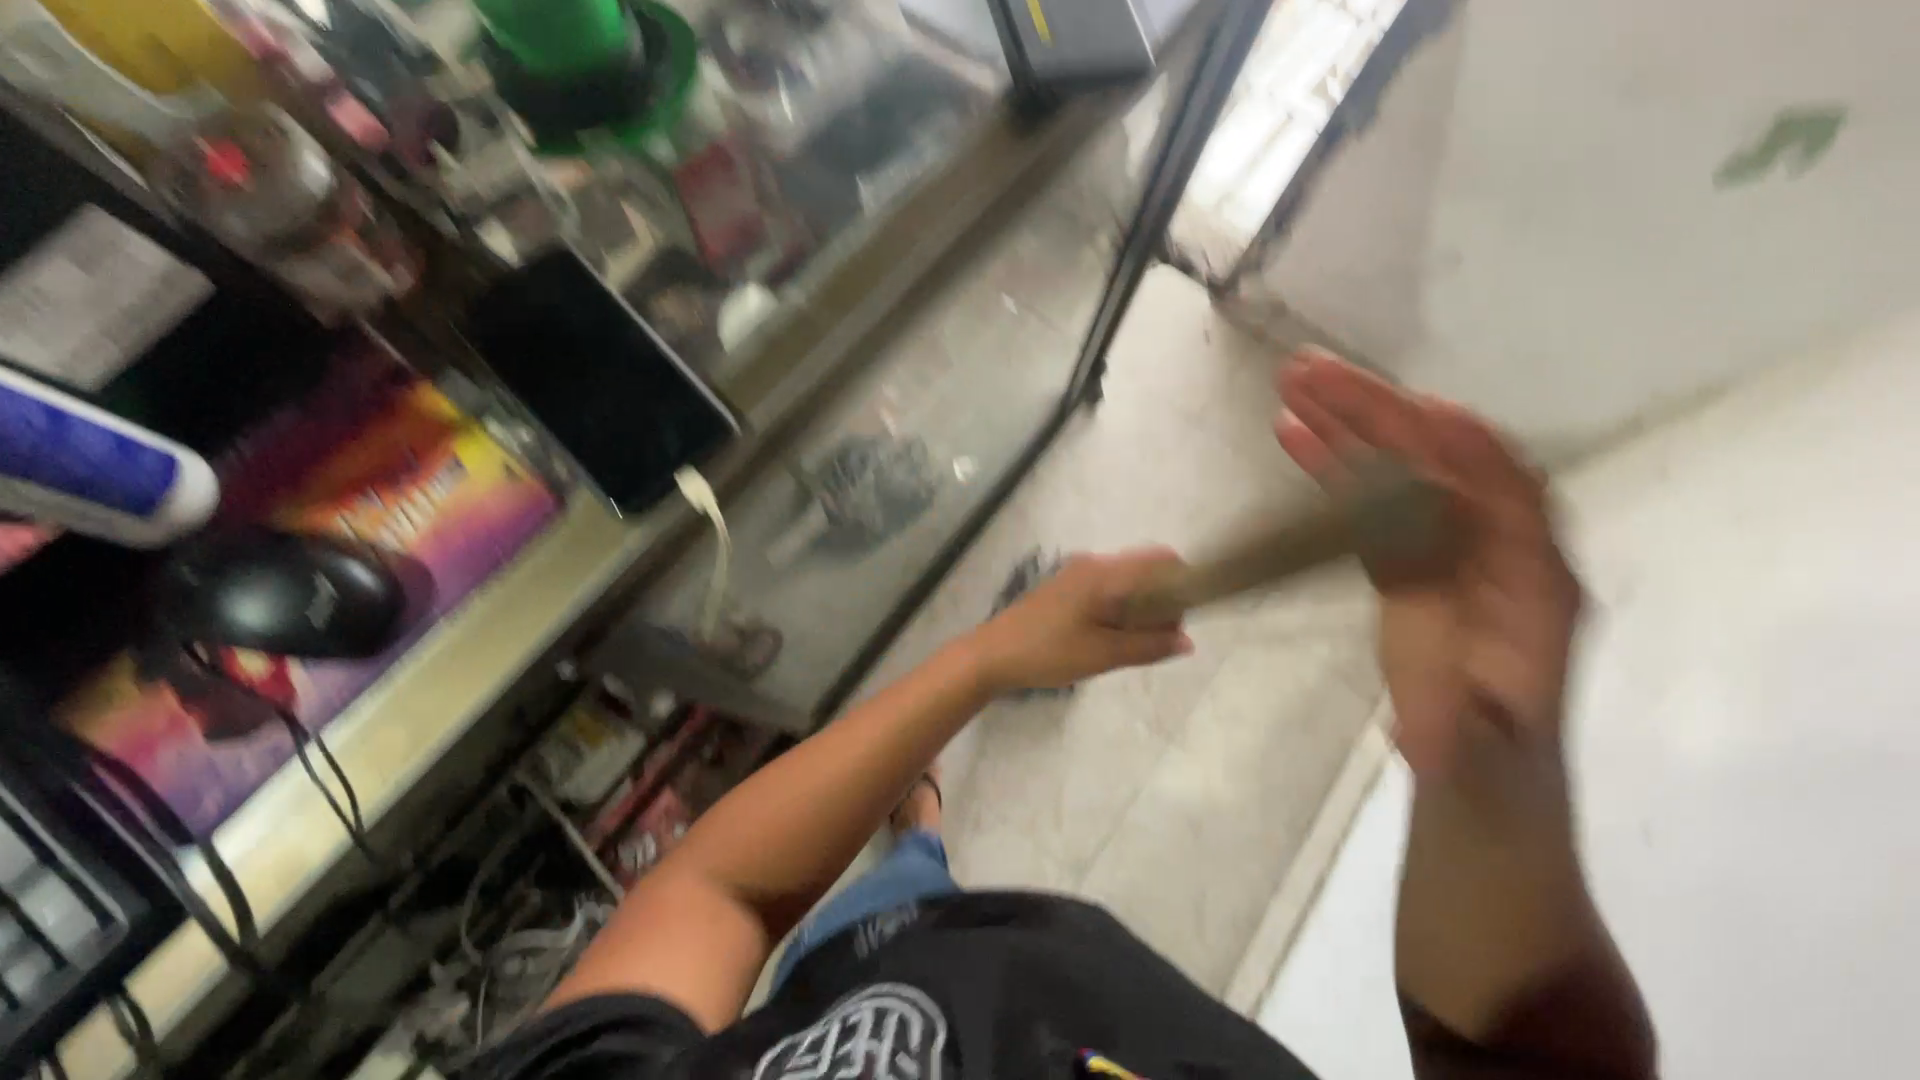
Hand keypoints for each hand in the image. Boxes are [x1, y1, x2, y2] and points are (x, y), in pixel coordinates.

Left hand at [966, 549, 1194, 693]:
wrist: (990, 656)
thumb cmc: (1047, 652)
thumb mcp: (1102, 655)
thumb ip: (1148, 647)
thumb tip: (1188, 642)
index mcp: (1104, 572)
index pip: (1161, 559)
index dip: (1184, 580)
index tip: (1189, 614)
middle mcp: (1093, 565)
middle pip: (1146, 572)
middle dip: (1163, 602)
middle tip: (1161, 641)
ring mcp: (1077, 576)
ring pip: (1127, 585)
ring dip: (1141, 611)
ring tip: (1136, 646)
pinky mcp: (1066, 591)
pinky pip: (1108, 593)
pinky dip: (1121, 612)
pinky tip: (1112, 642)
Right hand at [1274, 349, 1581, 776]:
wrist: (1479, 783)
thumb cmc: (1485, 768)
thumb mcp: (1468, 752)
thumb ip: (1446, 723)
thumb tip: (1419, 719)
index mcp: (1534, 589)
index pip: (1508, 500)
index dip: (1469, 453)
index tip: (1425, 410)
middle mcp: (1495, 552)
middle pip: (1442, 465)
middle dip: (1384, 416)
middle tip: (1318, 375)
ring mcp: (1448, 552)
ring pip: (1400, 473)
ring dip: (1352, 427)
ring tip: (1295, 386)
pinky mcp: (1408, 564)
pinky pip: (1371, 503)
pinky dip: (1337, 466)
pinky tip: (1297, 436)